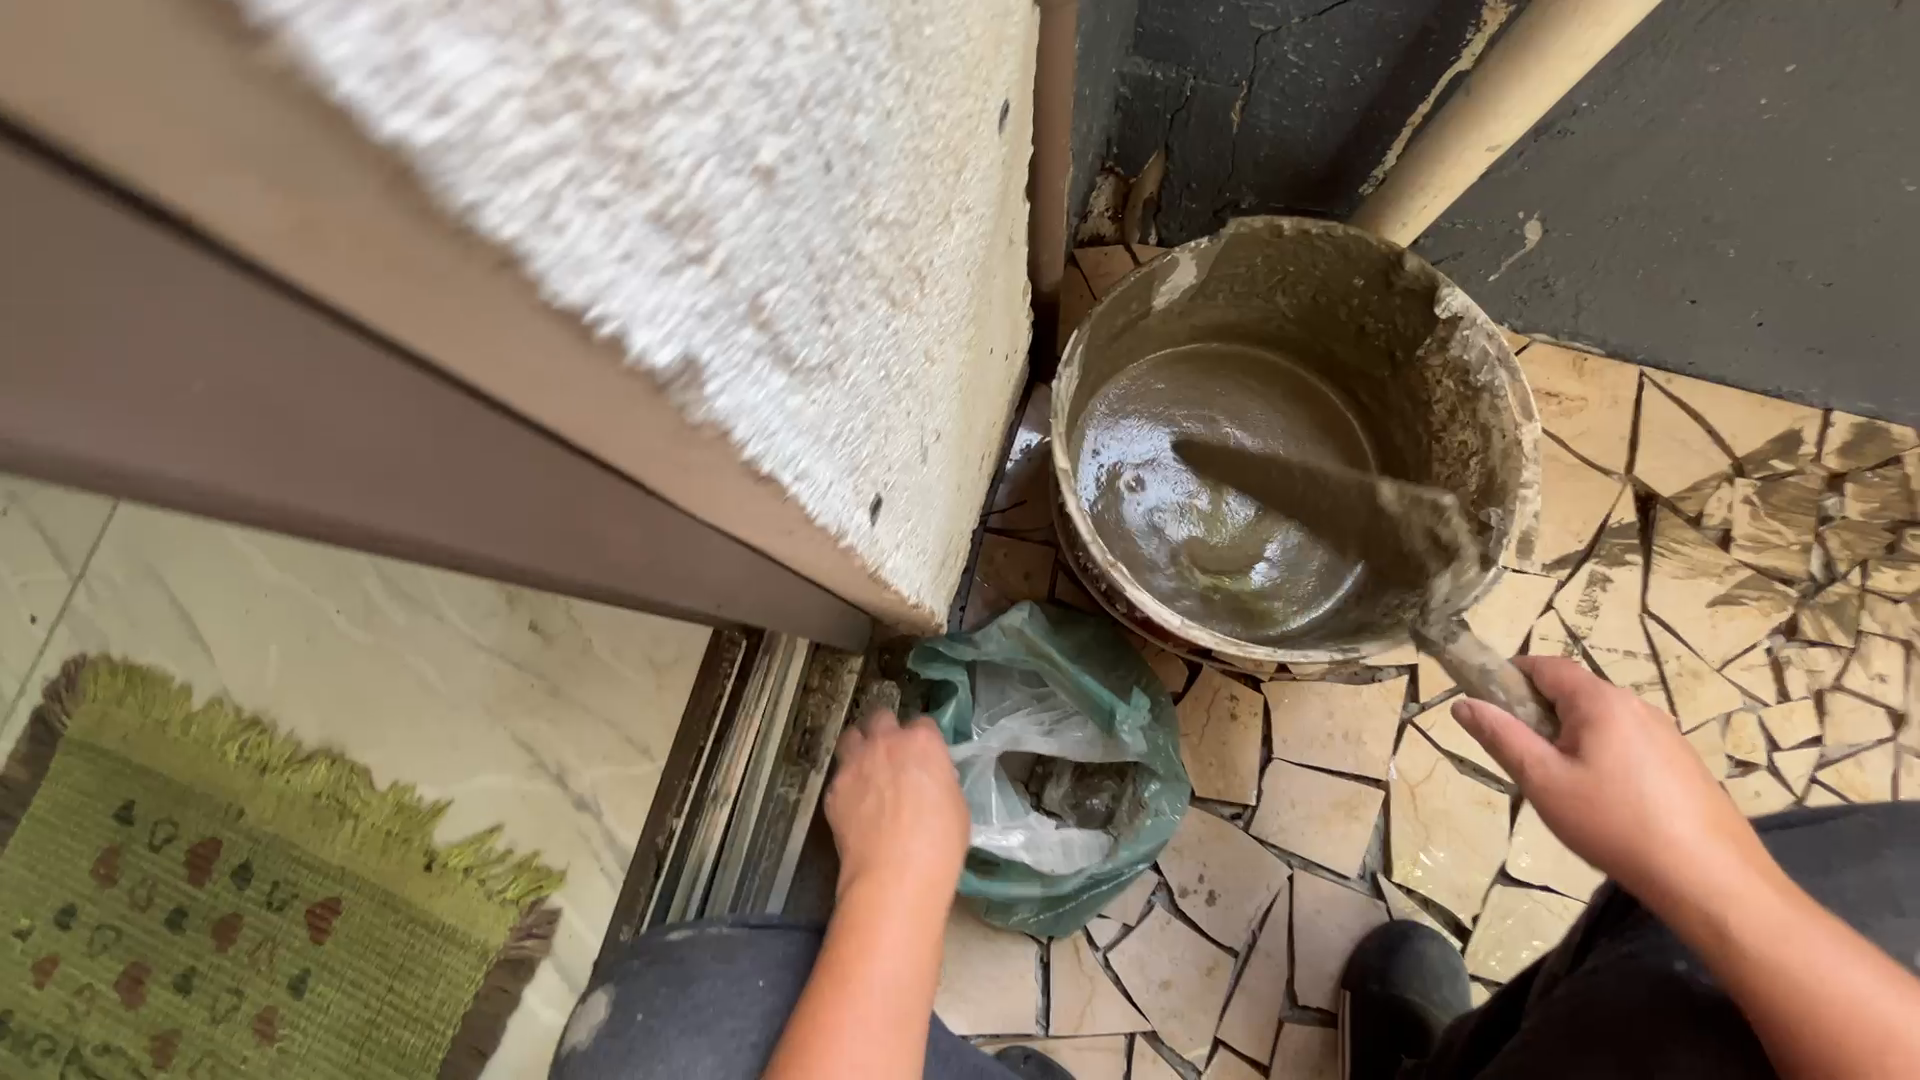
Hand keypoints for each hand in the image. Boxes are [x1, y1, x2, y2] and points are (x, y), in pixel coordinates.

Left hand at [825, 708, 970, 902]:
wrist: (895, 876)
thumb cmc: (940, 843)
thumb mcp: (957, 804)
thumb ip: (940, 780)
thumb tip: (930, 779)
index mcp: (922, 742)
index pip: (923, 724)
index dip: (923, 740)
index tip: (924, 757)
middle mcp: (885, 742)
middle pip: (881, 717)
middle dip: (886, 731)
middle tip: (892, 755)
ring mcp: (855, 763)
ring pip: (851, 736)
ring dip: (859, 746)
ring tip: (866, 768)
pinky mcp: (833, 788)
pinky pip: (839, 776)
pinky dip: (847, 784)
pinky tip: (855, 805)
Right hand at [1451, 657, 1776, 910]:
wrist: (1712, 881)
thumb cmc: (1614, 823)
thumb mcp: (1541, 780)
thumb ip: (1500, 736)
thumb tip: (1463, 702)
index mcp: (1600, 702)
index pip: (1546, 665)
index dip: (1510, 675)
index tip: (1488, 706)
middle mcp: (1636, 706)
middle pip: (1573, 691)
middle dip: (1537, 711)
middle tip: (1521, 755)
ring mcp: (1666, 734)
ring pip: (1599, 719)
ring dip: (1568, 735)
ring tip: (1560, 782)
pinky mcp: (1683, 762)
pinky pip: (1626, 741)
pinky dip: (1600, 753)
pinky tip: (1602, 798)